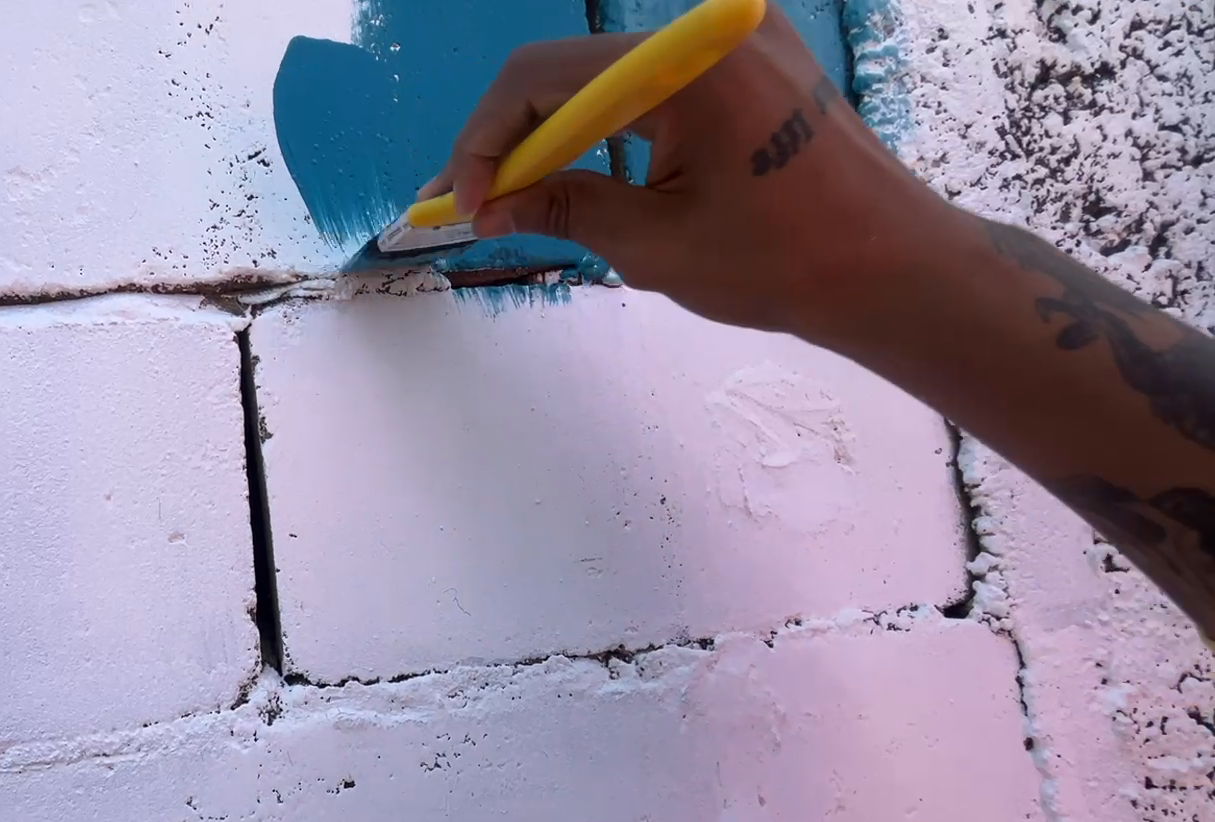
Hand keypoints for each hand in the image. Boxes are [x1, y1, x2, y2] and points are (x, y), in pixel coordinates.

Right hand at [418, 6, 960, 336]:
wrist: (884, 266)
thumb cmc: (772, 263)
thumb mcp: (649, 243)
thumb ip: (562, 210)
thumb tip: (486, 209)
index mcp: (687, 65)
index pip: (544, 77)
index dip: (484, 140)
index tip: (459, 204)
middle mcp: (703, 32)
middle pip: (561, 72)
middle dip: (500, 142)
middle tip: (459, 203)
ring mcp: (723, 46)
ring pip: (591, 83)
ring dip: (537, 142)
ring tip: (496, 198)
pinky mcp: (733, 70)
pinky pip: (634, 94)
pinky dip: (586, 138)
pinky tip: (555, 177)